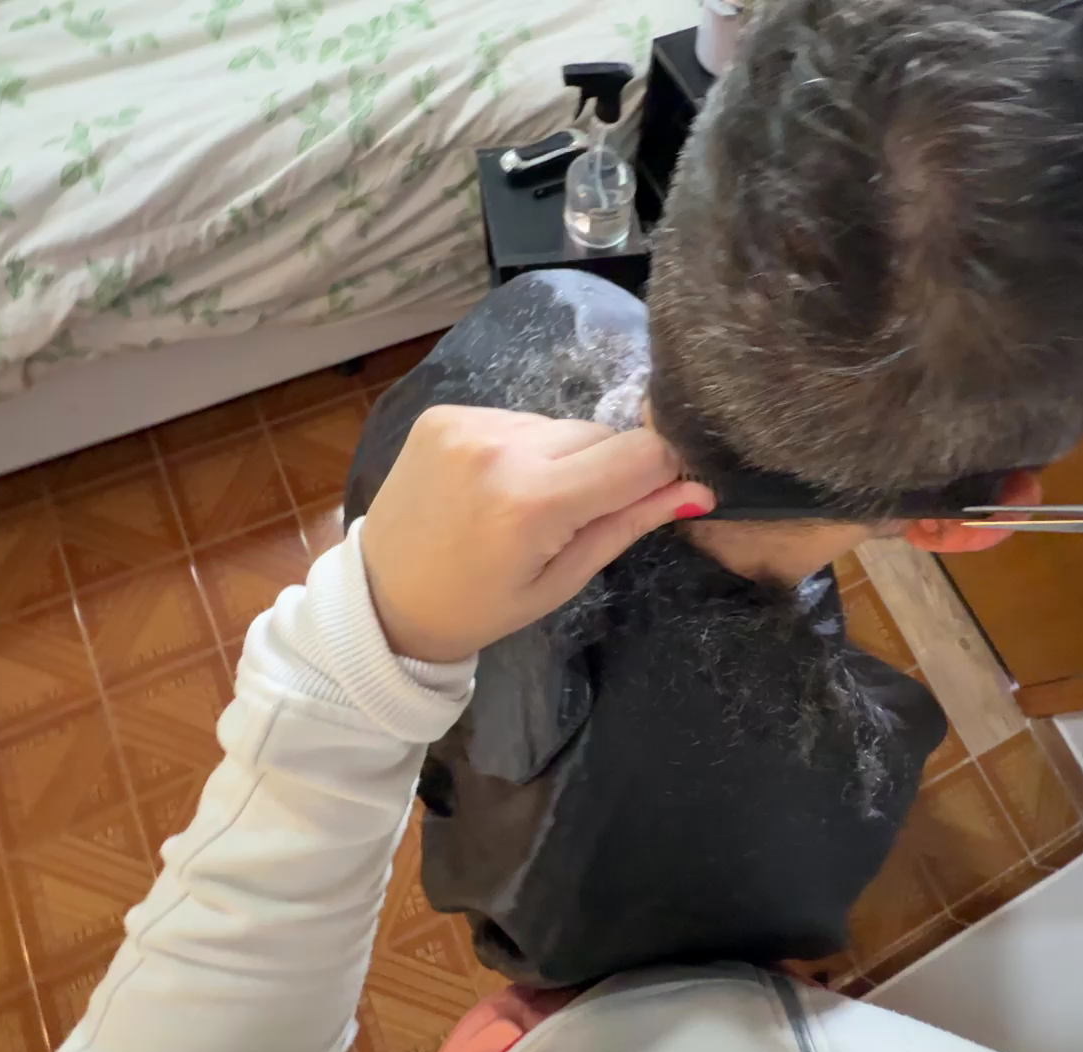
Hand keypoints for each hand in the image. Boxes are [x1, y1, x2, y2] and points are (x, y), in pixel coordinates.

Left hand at [359, 405, 713, 661]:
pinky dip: (526, 448)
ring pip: (562, 424)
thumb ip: (628, 525)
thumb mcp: (561, 581)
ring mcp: (468, 421)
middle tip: (575, 516)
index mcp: (532, 502)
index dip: (663, 471)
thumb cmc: (479, 609)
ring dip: (565, 457)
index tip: (658, 494)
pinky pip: (521, 419)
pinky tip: (499, 483)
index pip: (641, 454)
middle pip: (602, 434)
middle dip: (608, 469)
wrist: (383, 598)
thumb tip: (699, 490)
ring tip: (529, 502)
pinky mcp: (445, 412)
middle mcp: (501, 446)